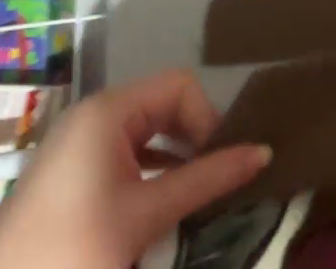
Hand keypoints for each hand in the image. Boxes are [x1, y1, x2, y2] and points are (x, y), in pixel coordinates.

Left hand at [0, 72, 270, 268]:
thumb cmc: (74, 248)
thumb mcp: (147, 213)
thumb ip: (208, 178)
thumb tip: (265, 151)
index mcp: (107, 111)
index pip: (180, 87)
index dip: (208, 120)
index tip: (220, 164)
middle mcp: (91, 117)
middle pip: (165, 105)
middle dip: (195, 138)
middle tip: (215, 179)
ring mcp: (77, 146)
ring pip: (148, 133)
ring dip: (177, 158)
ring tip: (197, 194)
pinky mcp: (70, 176)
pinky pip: (127, 156)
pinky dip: (153, 172)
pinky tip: (164, 206)